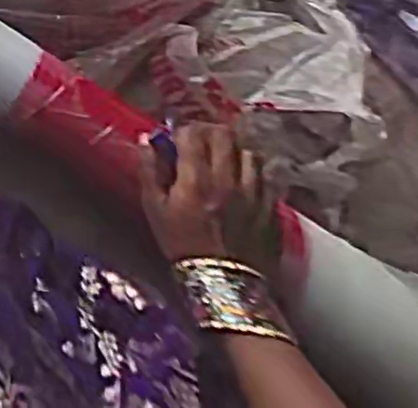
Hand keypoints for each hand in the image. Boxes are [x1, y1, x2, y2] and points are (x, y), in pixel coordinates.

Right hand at [140, 122, 283, 275]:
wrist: (226, 288)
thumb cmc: (183, 245)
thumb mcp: (155, 209)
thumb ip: (149, 171)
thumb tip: (146, 140)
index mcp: (195, 178)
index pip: (192, 133)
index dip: (182, 130)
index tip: (177, 138)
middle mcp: (227, 179)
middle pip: (224, 135)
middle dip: (209, 132)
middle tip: (201, 141)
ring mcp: (254, 192)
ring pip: (248, 152)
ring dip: (233, 150)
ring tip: (224, 159)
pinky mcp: (270, 207)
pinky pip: (265, 176)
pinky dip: (253, 171)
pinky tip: (244, 180)